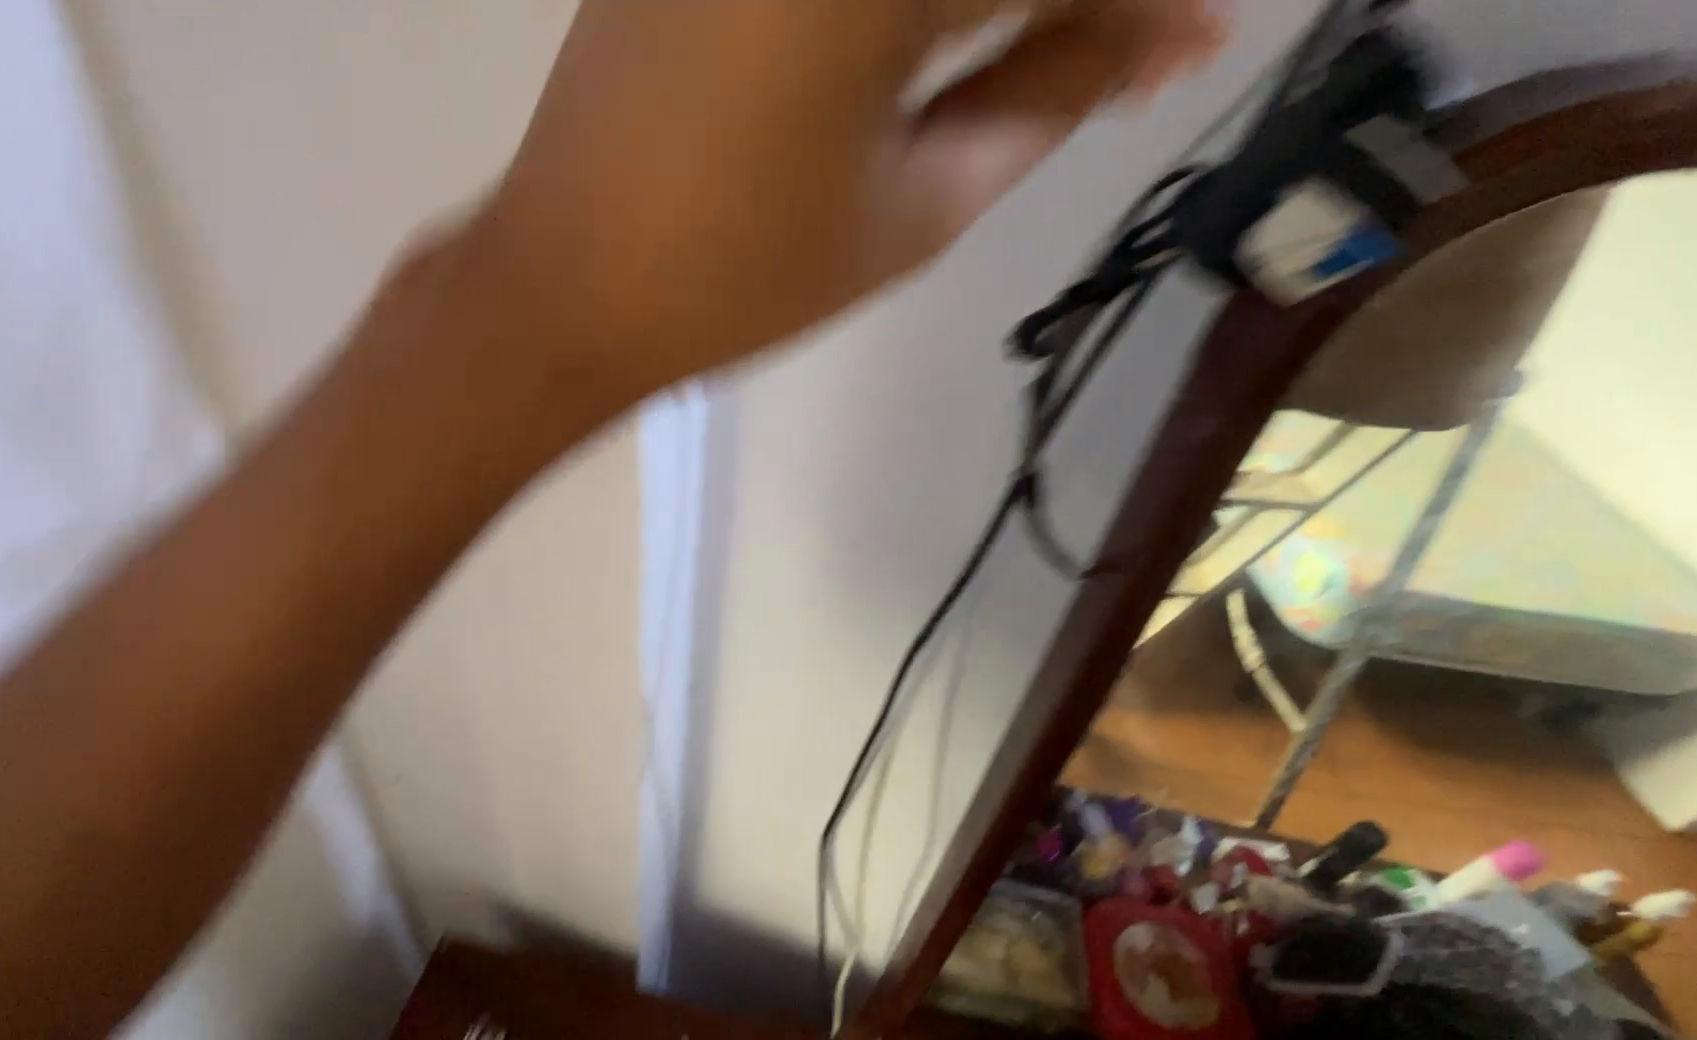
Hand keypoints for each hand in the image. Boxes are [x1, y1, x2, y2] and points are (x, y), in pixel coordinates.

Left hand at [448, 0, 1228, 398]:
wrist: (567, 289)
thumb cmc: (740, 279)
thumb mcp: (915, 207)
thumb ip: (1039, 99)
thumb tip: (1149, 41)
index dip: (1141, 5)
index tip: (1193, 40)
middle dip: (1077, 1)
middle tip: (1128, 47)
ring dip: (997, 0)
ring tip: (1055, 51)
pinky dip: (911, 4)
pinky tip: (951, 30)